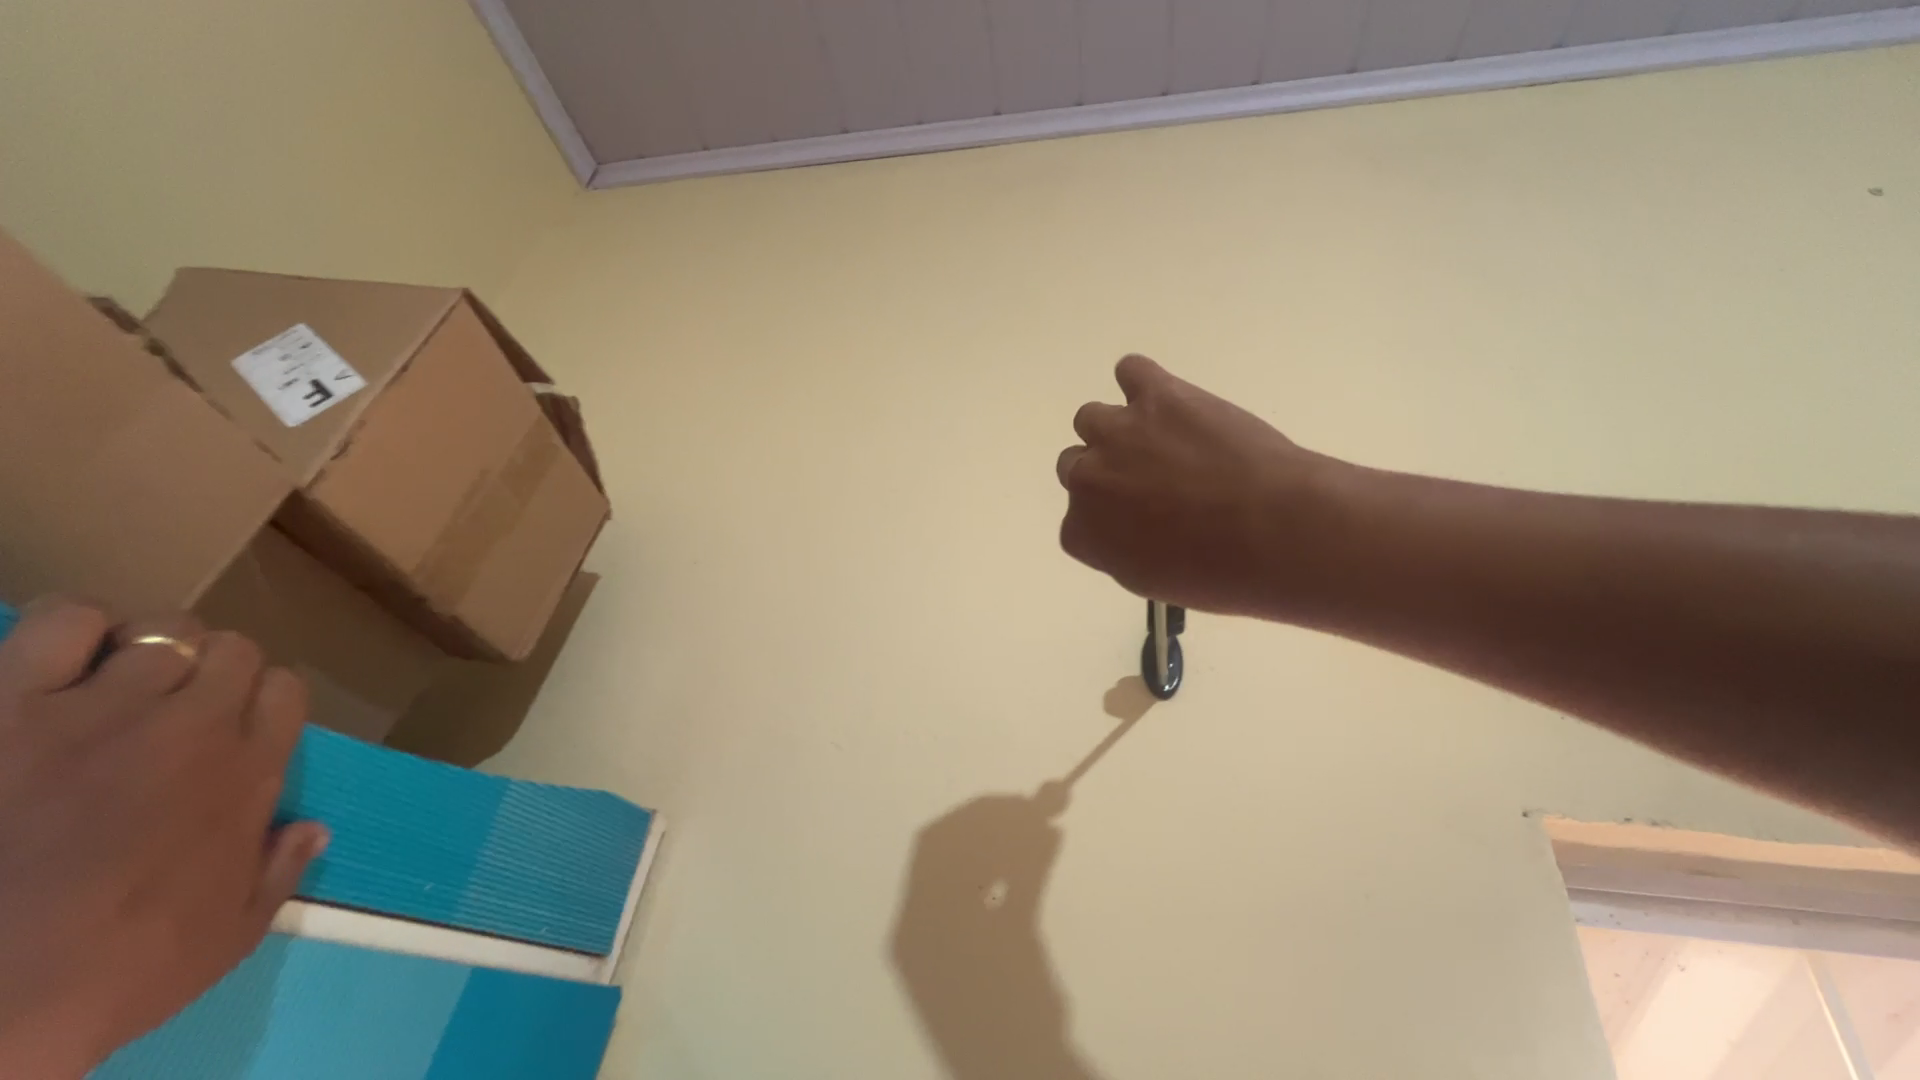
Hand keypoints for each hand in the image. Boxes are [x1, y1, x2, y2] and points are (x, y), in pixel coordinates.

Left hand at [0, 598, 325, 1076]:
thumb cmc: (119, 972)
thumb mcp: (230, 936)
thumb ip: (279, 872)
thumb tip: (313, 828)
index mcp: (250, 772)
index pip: (284, 688)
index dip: (260, 701)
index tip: (232, 728)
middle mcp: (195, 725)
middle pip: (232, 649)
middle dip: (211, 670)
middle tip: (171, 707)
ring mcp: (102, 710)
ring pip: (161, 629)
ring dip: (146, 651)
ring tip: (110, 683)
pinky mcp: (11, 706)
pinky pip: (61, 622)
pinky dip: (71, 630)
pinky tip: (57, 665)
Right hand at [1057, 355, 1335, 616]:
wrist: (1273, 529)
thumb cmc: (1219, 573)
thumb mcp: (1154, 582)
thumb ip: (1119, 551)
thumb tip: (1123, 530)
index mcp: (1083, 532)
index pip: (1076, 522)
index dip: (1107, 520)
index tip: (1138, 523)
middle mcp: (1086, 478)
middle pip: (1076, 466)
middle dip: (1109, 474)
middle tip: (1152, 482)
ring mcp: (1117, 432)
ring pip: (1091, 418)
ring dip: (1119, 430)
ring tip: (1161, 439)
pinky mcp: (1156, 395)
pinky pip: (1130, 371)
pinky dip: (1143, 382)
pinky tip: (1167, 399)